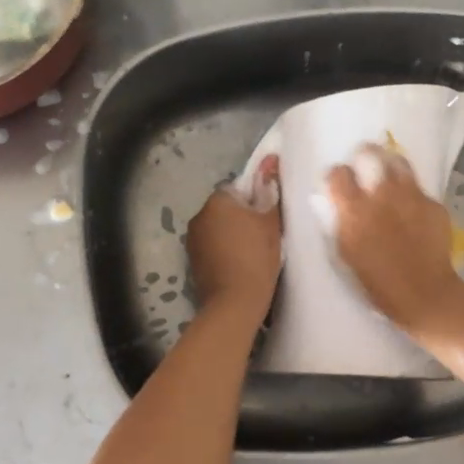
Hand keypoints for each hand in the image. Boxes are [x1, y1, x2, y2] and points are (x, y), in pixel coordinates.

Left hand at [188, 155, 282, 317]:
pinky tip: (239, 264)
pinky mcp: (193, 262)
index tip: (268, 216)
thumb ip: (270, 192)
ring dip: (231, 235)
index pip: (236, 189)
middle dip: (241, 217)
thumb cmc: (256, 257)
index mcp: (217, 201)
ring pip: (217, 229)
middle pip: (225, 209)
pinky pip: (212, 247)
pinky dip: (224, 251)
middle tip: (264, 234)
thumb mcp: (271, 223)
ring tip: (253, 251)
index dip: (254, 200)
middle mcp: (199, 216)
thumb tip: (271, 161)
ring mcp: (192, 240)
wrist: (235, 302)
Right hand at [323, 144, 463, 334]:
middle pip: (370, 154)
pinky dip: (413, 196)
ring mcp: (412, 196)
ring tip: (390, 180)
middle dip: (364, 157)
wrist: (424, 294)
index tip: (340, 185)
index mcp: (355, 209)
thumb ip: (340, 223)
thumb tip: (334, 204)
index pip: (338, 173)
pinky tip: (414, 212)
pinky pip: (420, 190)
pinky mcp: (434, 204)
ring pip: (398, 162)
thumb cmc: (377, 284)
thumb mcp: (346, 255)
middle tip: (365, 169)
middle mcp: (382, 194)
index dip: (337, 177)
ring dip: (390, 167)